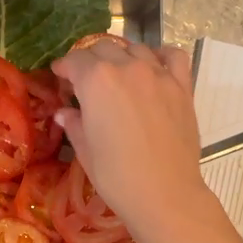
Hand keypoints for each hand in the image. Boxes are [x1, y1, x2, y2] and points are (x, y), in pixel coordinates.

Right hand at [51, 38, 203, 222]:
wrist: (165, 194)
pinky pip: (172, 56)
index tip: (60, 77)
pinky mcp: (182, 86)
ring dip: (121, 57)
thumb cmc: (117, 177)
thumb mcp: (86, 152)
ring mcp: (158, 74)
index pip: (75, 60)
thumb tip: (65, 112)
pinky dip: (160, 56)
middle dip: (90, 60)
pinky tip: (153, 67)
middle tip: (86, 81)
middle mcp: (127, 67)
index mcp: (96, 81)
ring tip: (118, 77)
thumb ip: (74, 124)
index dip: (64, 68)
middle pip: (104, 48)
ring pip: (135, 49)